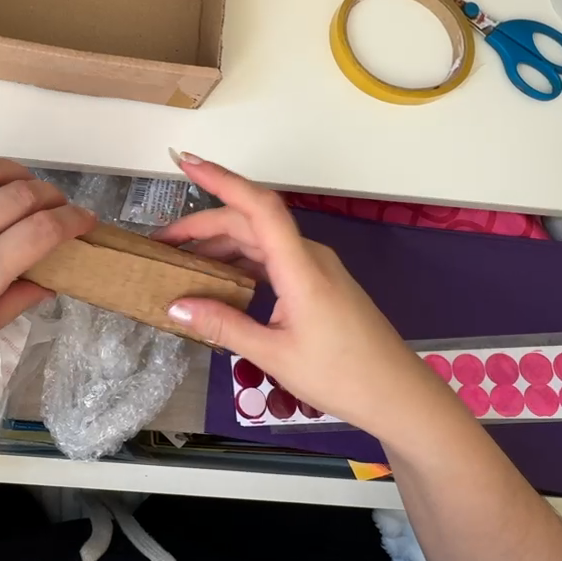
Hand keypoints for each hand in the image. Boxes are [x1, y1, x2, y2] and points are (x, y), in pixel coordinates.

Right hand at [154, 153, 448, 441]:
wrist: (400, 397)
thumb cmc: (342, 376)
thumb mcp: (274, 354)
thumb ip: (223, 326)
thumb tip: (174, 307)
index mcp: (300, 267)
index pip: (258, 207)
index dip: (222, 180)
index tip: (188, 163)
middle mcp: (308, 256)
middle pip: (250, 223)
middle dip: (203, 225)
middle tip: (161, 243)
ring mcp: (315, 268)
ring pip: (259, 242)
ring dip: (219, 246)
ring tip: (181, 262)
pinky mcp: (318, 282)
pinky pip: (272, 260)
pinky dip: (240, 263)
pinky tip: (218, 280)